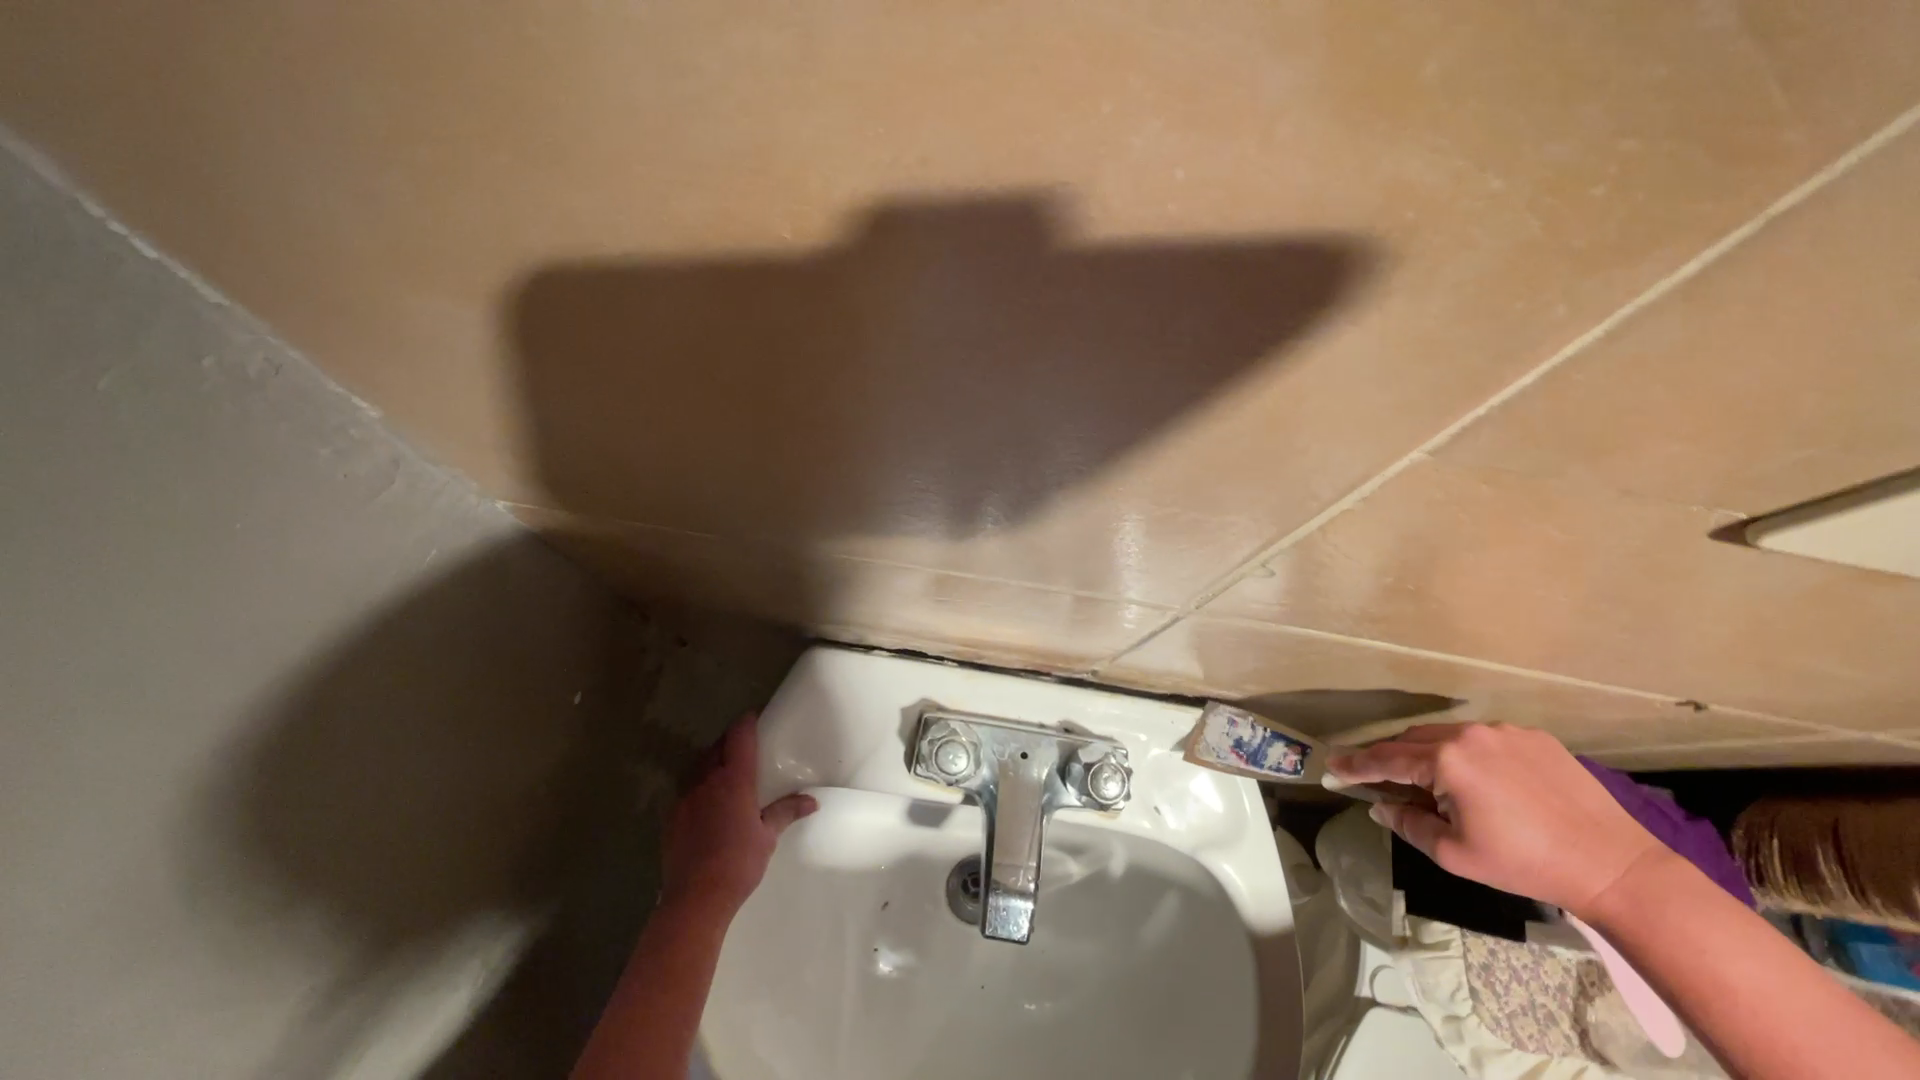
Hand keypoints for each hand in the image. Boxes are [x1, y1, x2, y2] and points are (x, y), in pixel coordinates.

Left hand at [662, 714, 816, 910]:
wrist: (696, 897)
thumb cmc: (739, 863)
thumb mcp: (767, 837)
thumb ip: (785, 812)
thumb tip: (810, 801)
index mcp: (733, 780)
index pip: (739, 737)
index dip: (746, 723)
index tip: (754, 716)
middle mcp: (706, 781)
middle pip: (717, 748)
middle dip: (730, 741)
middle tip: (745, 745)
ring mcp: (685, 797)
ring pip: (699, 767)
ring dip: (713, 762)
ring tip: (727, 771)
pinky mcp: (671, 816)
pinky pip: (688, 789)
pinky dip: (700, 785)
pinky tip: (708, 802)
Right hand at [1328, 723, 1666, 915]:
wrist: (1612, 864)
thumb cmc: (1525, 864)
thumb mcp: (1455, 854)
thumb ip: (1409, 824)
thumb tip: (1381, 807)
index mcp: (1446, 760)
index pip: (1385, 759)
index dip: (1355, 765)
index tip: (1330, 766)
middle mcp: (1470, 734)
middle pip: (1413, 741)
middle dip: (1392, 759)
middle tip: (1376, 780)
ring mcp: (1506, 732)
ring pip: (1449, 737)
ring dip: (1430, 756)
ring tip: (1430, 784)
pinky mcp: (1536, 737)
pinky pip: (1486, 740)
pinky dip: (1468, 756)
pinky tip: (1480, 783)